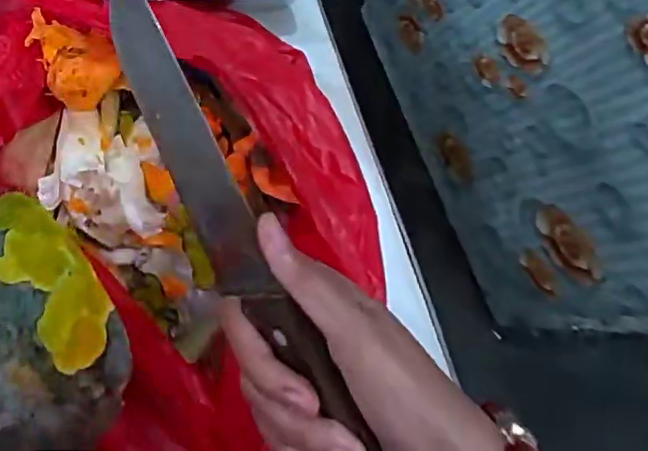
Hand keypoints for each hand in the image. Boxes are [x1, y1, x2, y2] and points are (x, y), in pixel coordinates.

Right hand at [220, 216, 505, 450]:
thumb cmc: (407, 390)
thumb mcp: (357, 332)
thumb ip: (304, 281)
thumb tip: (263, 220)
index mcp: (305, 304)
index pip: (240, 309)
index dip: (246, 339)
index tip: (275, 364)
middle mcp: (296, 339)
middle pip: (246, 362)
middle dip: (277, 395)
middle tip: (317, 411)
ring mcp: (301, 384)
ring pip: (259, 403)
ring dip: (299, 434)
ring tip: (345, 444)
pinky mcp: (307, 427)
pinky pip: (273, 434)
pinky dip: (301, 449)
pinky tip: (339, 450)